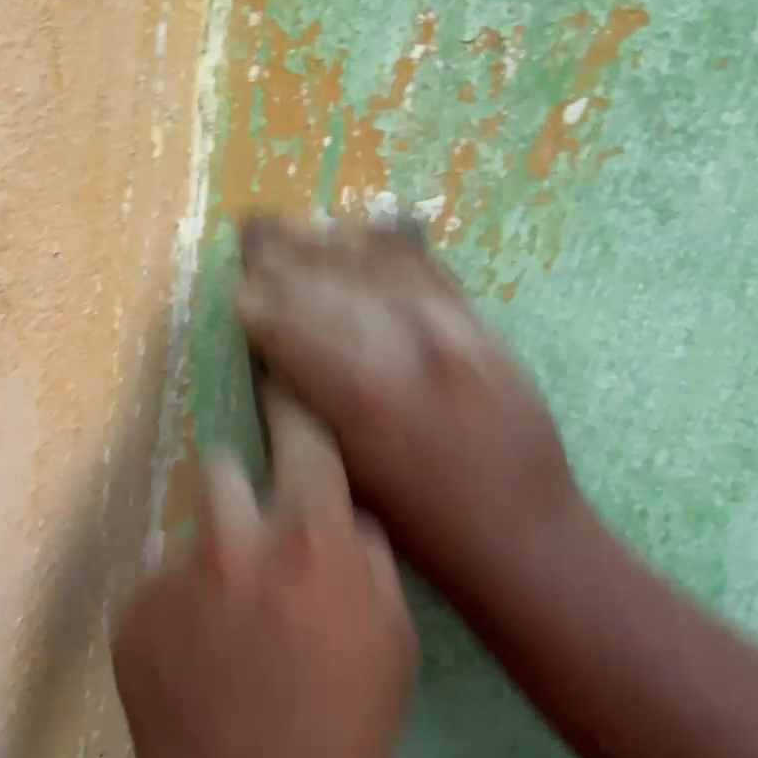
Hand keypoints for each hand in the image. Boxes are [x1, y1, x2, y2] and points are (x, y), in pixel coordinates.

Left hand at [104, 384, 415, 757]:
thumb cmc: (338, 734)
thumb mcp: (390, 645)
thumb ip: (363, 559)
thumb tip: (339, 513)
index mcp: (310, 543)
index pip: (303, 440)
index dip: (295, 410)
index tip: (283, 384)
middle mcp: (234, 539)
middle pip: (227, 469)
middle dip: (245, 494)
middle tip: (257, 544)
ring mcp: (174, 568)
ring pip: (193, 527)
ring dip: (211, 551)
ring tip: (226, 617)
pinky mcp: (132, 601)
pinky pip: (162, 578)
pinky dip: (177, 601)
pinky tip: (193, 652)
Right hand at [234, 217, 582, 583]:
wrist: (521, 535)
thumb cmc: (412, 520)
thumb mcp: (341, 471)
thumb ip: (302, 408)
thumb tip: (270, 361)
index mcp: (360, 395)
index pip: (294, 328)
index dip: (260, 302)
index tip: (236, 283)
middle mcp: (406, 352)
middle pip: (332, 289)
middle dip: (286, 258)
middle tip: (254, 228)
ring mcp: (454, 336)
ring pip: (378, 273)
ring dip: (332, 246)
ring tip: (296, 221)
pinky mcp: (487, 333)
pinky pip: (434, 275)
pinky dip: (396, 250)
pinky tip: (368, 227)